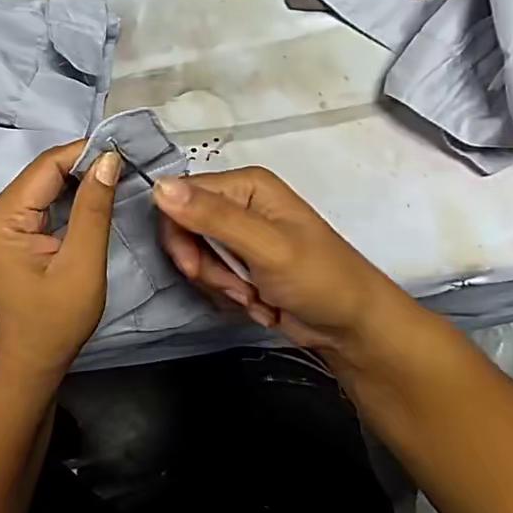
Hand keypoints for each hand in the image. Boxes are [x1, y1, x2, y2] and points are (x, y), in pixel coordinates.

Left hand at [0, 141, 121, 379]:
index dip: (85, 153)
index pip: (47, 166)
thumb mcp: (83, 263)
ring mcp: (0, 220)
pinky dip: (71, 194)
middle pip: (44, 171)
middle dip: (84, 164)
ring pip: (45, 182)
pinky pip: (44, 199)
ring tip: (117, 173)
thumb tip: (108, 159)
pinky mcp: (12, 229)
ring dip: (80, 178)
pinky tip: (96, 193)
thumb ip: (94, 209)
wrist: (33, 358)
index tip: (124, 150)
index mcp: (2, 217)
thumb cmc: (57, 319)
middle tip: (126, 162)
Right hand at [153, 167, 405, 350]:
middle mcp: (239, 201)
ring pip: (194, 254)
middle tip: (233, 285)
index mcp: (246, 184)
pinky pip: (208, 273)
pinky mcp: (240, 260)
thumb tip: (159, 187)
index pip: (180, 196)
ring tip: (253, 294)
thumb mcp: (266, 246)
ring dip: (217, 283)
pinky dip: (226, 291)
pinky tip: (256, 300)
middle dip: (203, 264)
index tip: (195, 266)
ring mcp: (239, 233)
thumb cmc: (320, 280)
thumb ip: (213, 217)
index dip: (179, 231)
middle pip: (183, 226)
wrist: (353, 329)